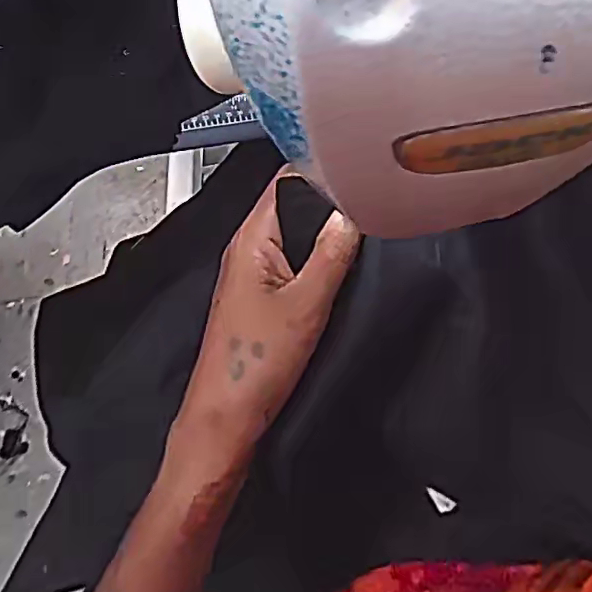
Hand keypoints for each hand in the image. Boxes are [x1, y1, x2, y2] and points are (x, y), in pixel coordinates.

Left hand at [169, 169, 361, 469]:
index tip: (354, 169)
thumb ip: (332, 253)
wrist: (224, 421)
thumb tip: (352, 213)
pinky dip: (319, 258)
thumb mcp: (306, 304)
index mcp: (251, 239)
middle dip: (329, 202)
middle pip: (294, 204)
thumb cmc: (250, 368)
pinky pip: (296, 260)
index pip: (285, 181)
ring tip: (359, 231)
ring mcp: (255, 272)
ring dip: (324, 232)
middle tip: (367, 201)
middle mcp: (249, 249)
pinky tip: (339, 268)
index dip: (319, 170)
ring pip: (297, 234)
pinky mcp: (264, 295)